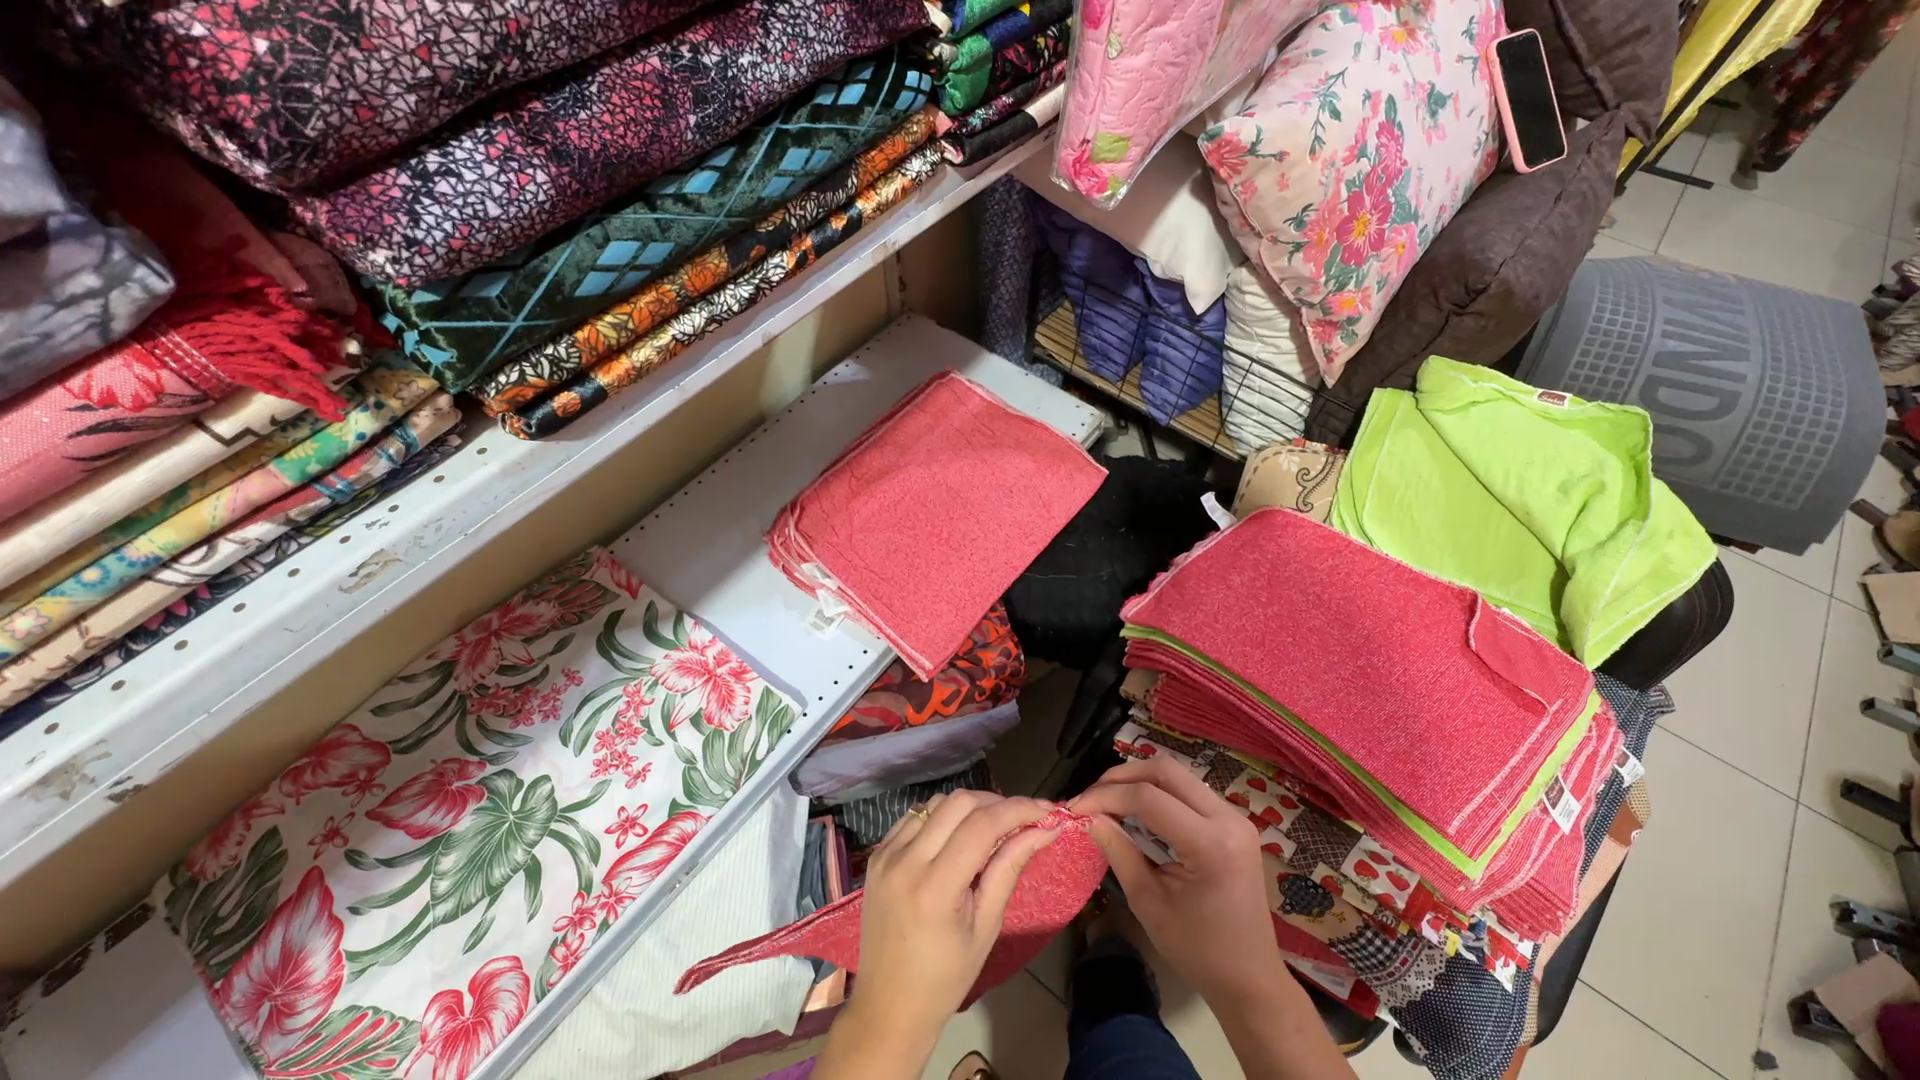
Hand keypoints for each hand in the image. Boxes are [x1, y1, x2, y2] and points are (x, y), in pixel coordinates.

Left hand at [814, 791, 1058, 1079]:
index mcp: (935, 887)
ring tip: (994, 829)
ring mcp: (885, 855)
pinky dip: (941, 817)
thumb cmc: (946, 977)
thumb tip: (1045, 828)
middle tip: (1023, 820)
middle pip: (958, 802)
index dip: (1019, 809)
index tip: (1047, 810)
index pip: (983, 824)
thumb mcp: (986, 926)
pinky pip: (914, 817)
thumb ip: (1010, 868)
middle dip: (997, 803)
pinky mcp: (876, 856)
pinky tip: (957, 837)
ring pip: (935, 803)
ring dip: (969, 807)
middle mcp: (905, 861)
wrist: (889, 1006)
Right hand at [1069, 757, 1286, 1004]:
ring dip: (1140, 782)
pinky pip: (1190, 793)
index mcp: (1210, 844)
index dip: (1105, 796)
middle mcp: (1228, 819)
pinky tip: (1136, 812)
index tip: (1075, 808)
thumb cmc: (1197, 950)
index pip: (1148, 798)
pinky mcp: (1234, 824)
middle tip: (1090, 797)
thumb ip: (1118, 851)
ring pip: (1179, 776)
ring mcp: (1236, 819)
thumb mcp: (1148, 902)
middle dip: (1121, 777)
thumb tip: (1088, 817)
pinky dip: (1159, 794)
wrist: (1250, 978)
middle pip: (1166, 771)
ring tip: (1108, 802)